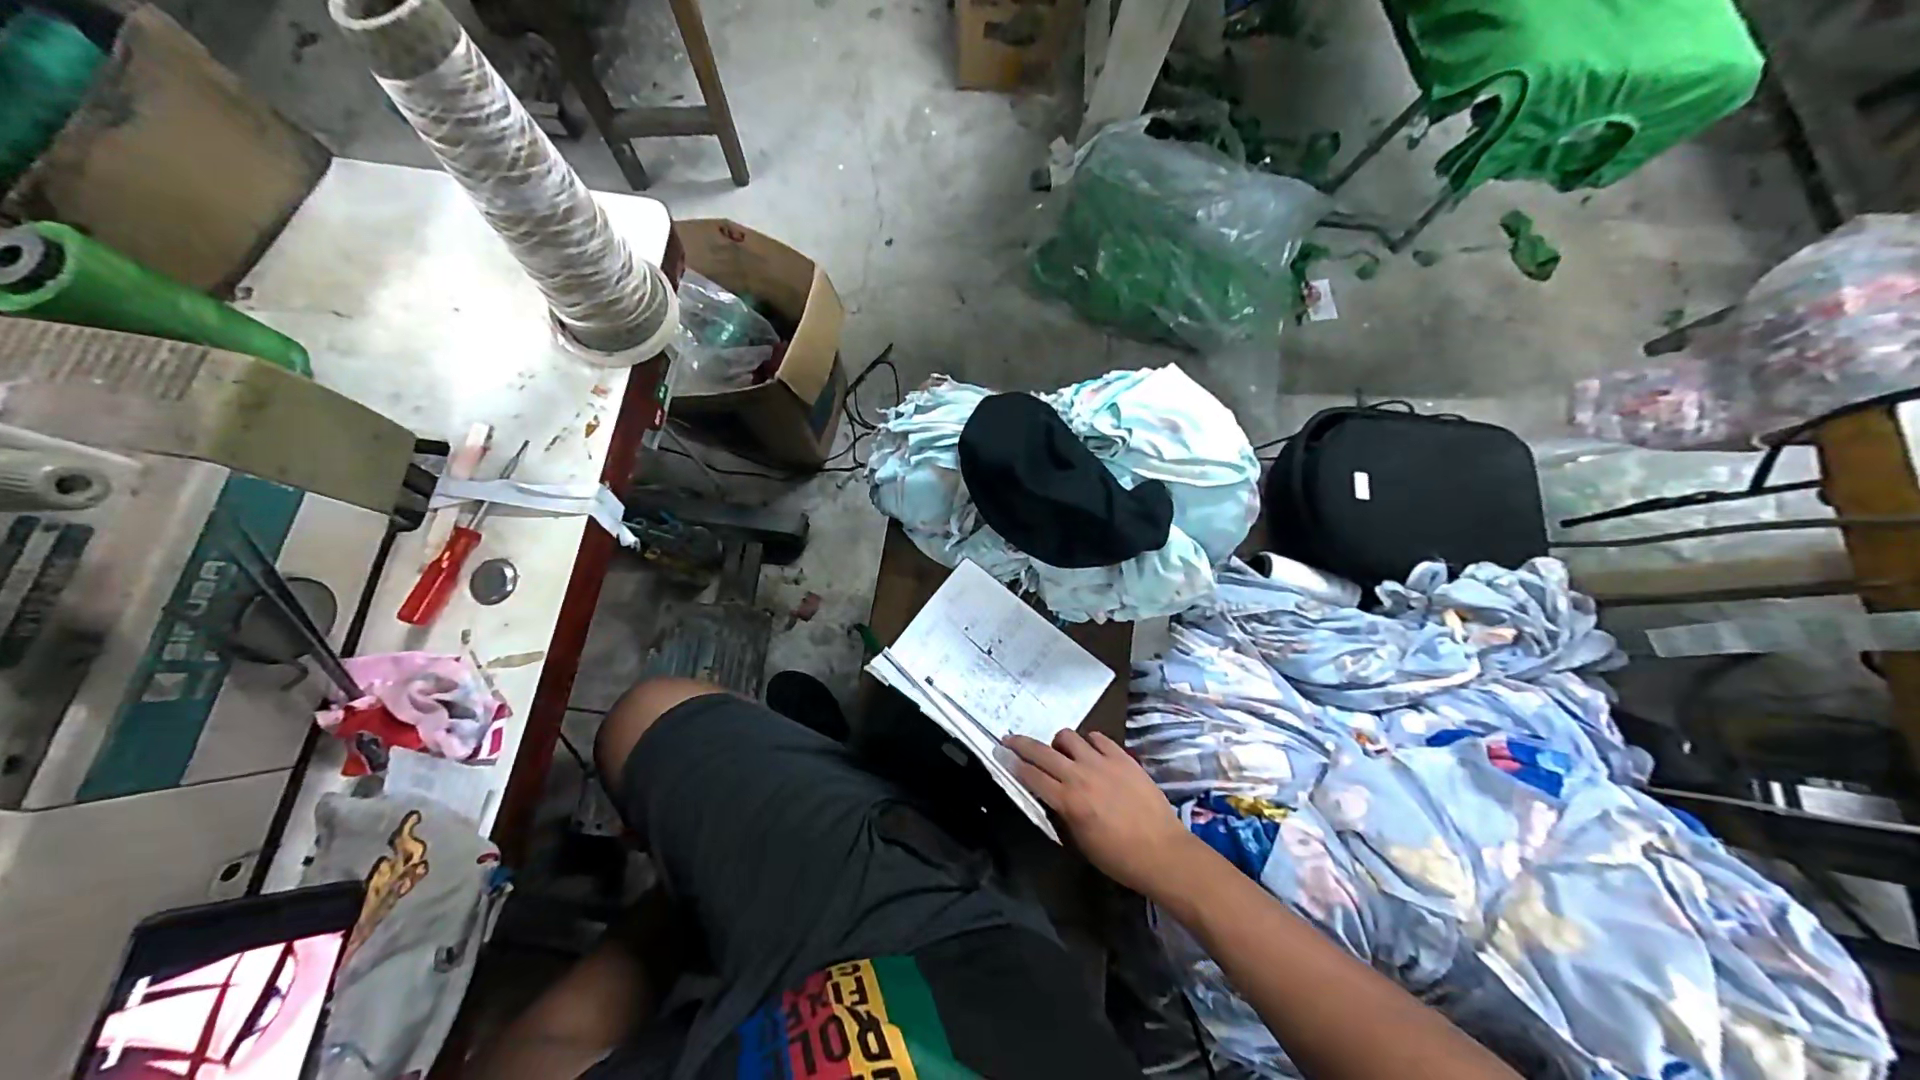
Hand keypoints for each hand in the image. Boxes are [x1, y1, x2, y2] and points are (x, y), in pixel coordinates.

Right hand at [1002, 729, 1201, 898]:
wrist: (1163, 852)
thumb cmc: (1118, 857)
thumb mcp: (1080, 841)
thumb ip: (1062, 813)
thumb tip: (1052, 796)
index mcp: (1068, 801)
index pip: (1030, 775)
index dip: (1012, 763)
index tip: (1001, 754)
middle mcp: (1081, 775)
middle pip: (1042, 751)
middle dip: (1021, 744)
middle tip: (1010, 740)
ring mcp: (1103, 762)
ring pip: (1068, 737)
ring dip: (1058, 743)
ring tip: (1061, 752)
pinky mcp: (1123, 757)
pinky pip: (1098, 738)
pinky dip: (1088, 742)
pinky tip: (1090, 752)